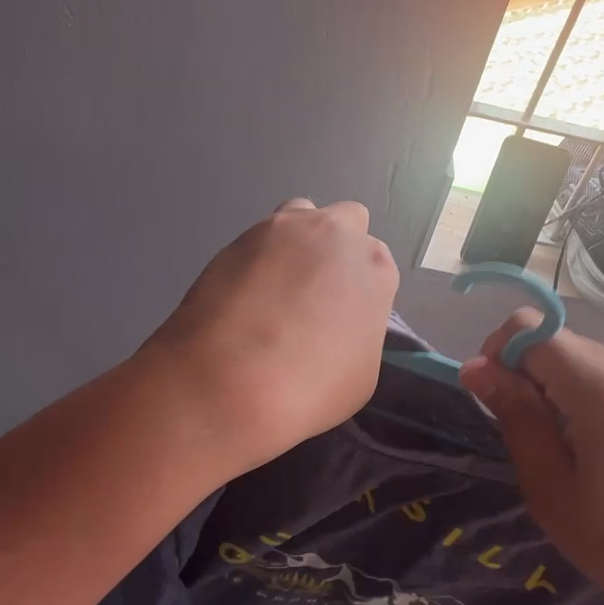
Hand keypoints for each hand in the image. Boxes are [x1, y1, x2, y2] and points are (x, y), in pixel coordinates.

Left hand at [136, 199, 398, 474]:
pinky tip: (241, 299)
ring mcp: (282, 229)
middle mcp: (334, 233)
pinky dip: (255, 262)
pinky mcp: (237, 238)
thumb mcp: (361, 372)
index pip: (375, 261)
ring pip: (300, 216)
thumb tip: (336, 323)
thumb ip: (358, 330)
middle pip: (346, 221)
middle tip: (314, 293)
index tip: (342, 315)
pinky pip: (257, 241)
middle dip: (334, 247)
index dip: (358, 287)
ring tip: (274, 289)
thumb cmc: (309, 388)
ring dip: (296, 242)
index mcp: (374, 266)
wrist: (228, 381)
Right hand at [458, 311, 603, 604]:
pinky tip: (592, 448)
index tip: (493, 401)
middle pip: (553, 341)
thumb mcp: (549, 483)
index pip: (528, 326)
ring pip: (576, 356)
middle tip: (529, 440)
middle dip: (525, 375)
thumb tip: (473, 367)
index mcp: (599, 382)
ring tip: (562, 450)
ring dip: (552, 388)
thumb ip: (514, 413)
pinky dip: (580, 395)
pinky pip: (603, 373)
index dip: (498, 354)